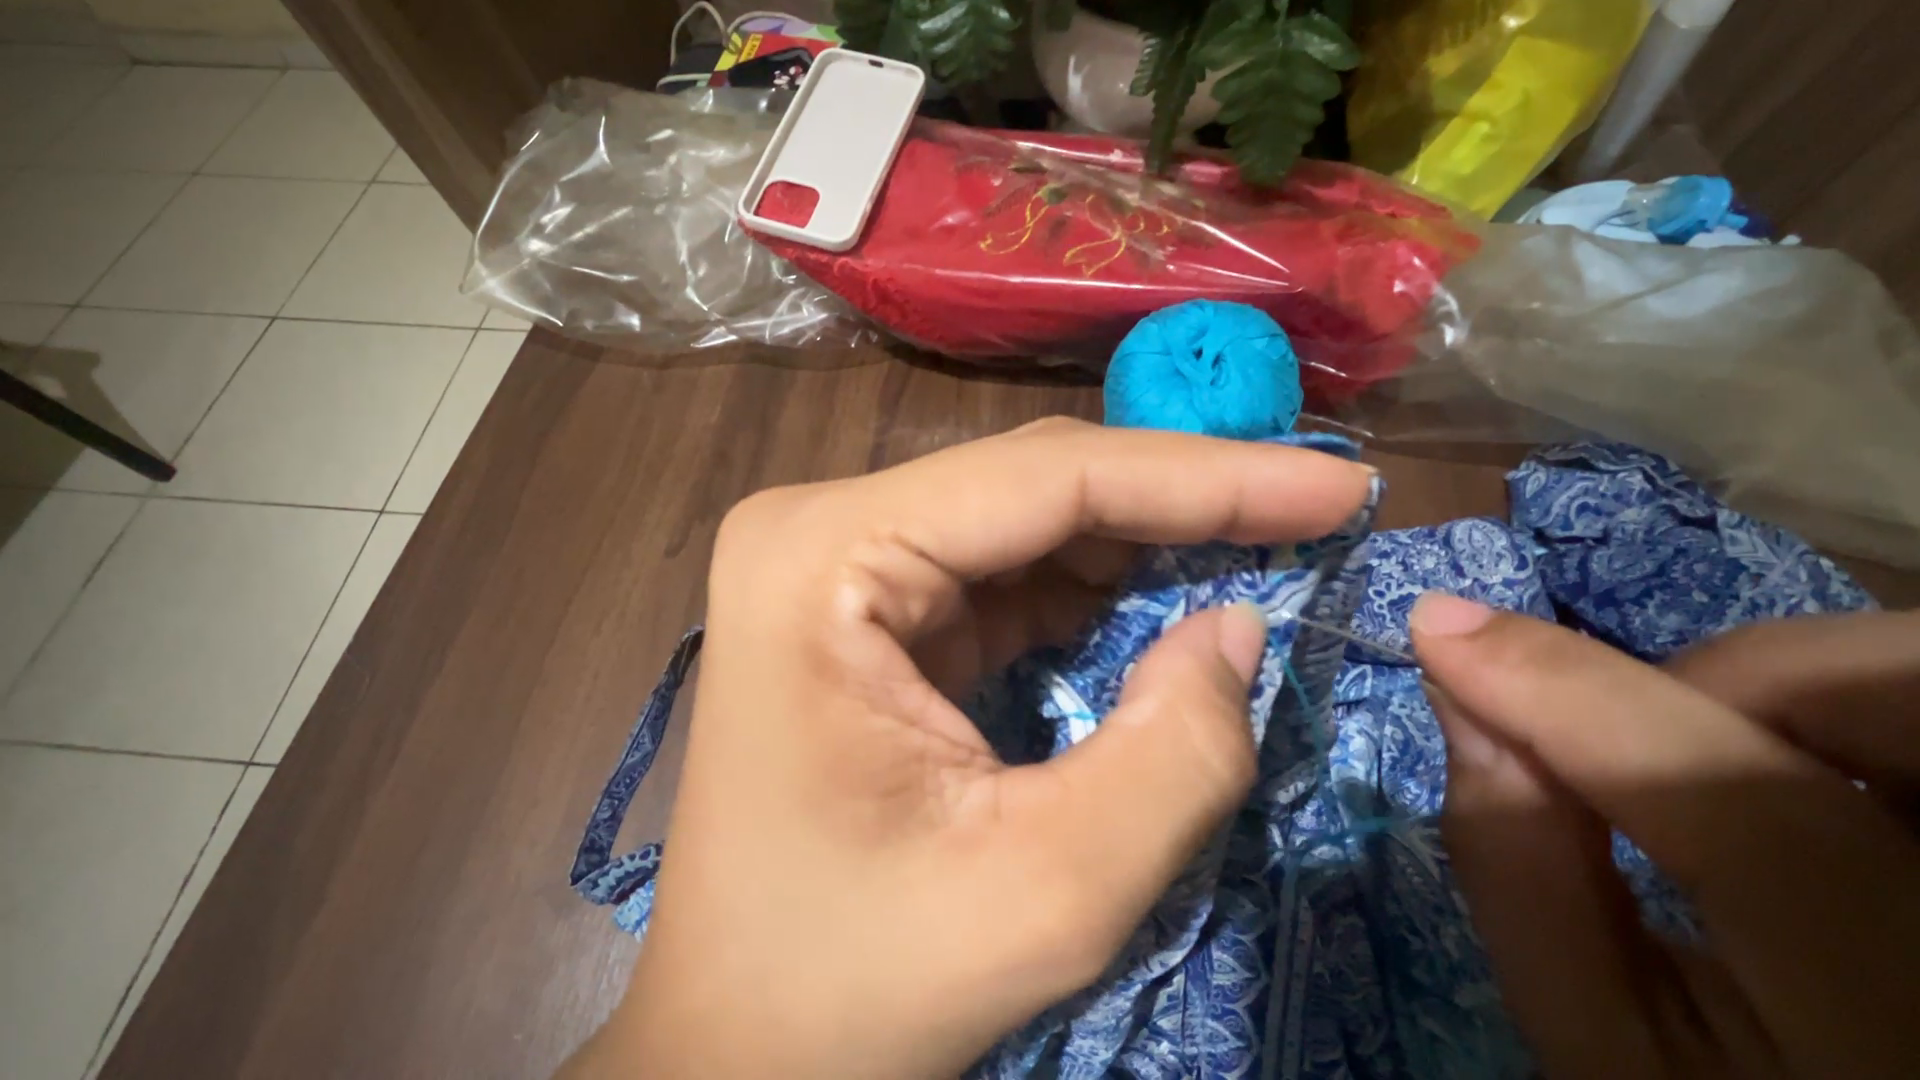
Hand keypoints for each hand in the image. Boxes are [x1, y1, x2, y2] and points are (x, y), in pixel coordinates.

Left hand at [561, 418, 1372, 1078]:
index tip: (1337, 485)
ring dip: (1145, 542)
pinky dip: (1094, 589)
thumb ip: (1173, 754)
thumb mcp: (1044, 890)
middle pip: (1034, 489)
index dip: (1206, 476)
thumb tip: (1237, 628)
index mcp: (821, 558)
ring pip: (1027, 524)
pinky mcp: (866, 612)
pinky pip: (1003, 575)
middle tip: (1316, 509)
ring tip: (1263, 549)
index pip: (1044, 480)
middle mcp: (819, 532)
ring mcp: (834, 566)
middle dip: (1181, 503)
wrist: (738, 1040)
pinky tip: (1168, 597)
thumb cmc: (858, 978)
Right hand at [1413, 596, 1919, 1078]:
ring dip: (1786, 685)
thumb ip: (1521, 867)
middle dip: (1719, 676)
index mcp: (1881, 1022)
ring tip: (1715, 766)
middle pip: (1887, 694)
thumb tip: (1456, 690)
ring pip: (1911, 676)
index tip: (1441, 628)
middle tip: (1623, 734)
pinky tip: (1807, 779)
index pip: (1741, 804)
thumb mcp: (1599, 1039)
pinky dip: (1843, 706)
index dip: (1577, 694)